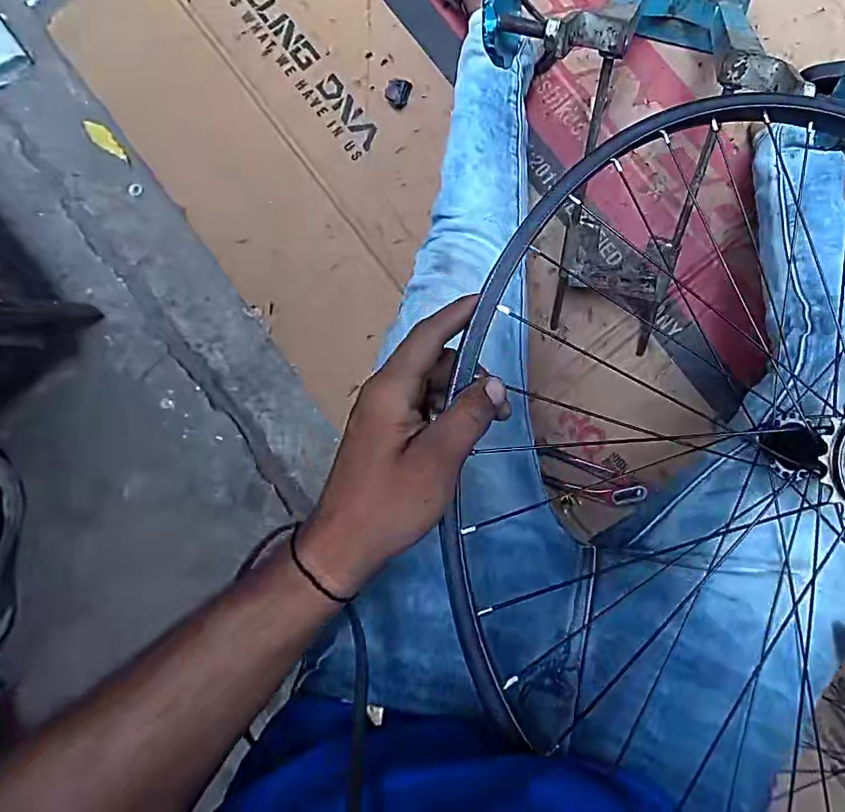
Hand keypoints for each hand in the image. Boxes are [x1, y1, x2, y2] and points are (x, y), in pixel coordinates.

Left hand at [298, 295, 509, 595]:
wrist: (343, 544)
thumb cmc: (390, 503)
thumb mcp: (439, 459)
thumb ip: (468, 414)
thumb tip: (494, 381)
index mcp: (390, 388)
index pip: (427, 337)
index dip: (457, 315)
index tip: (484, 299)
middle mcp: (383, 390)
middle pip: (432, 361)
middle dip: (468, 371)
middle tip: (500, 406)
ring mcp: (381, 410)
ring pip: (428, 384)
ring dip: (458, 394)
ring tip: (484, 424)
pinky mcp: (384, 429)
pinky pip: (420, 405)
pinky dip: (444, 410)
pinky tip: (459, 435)